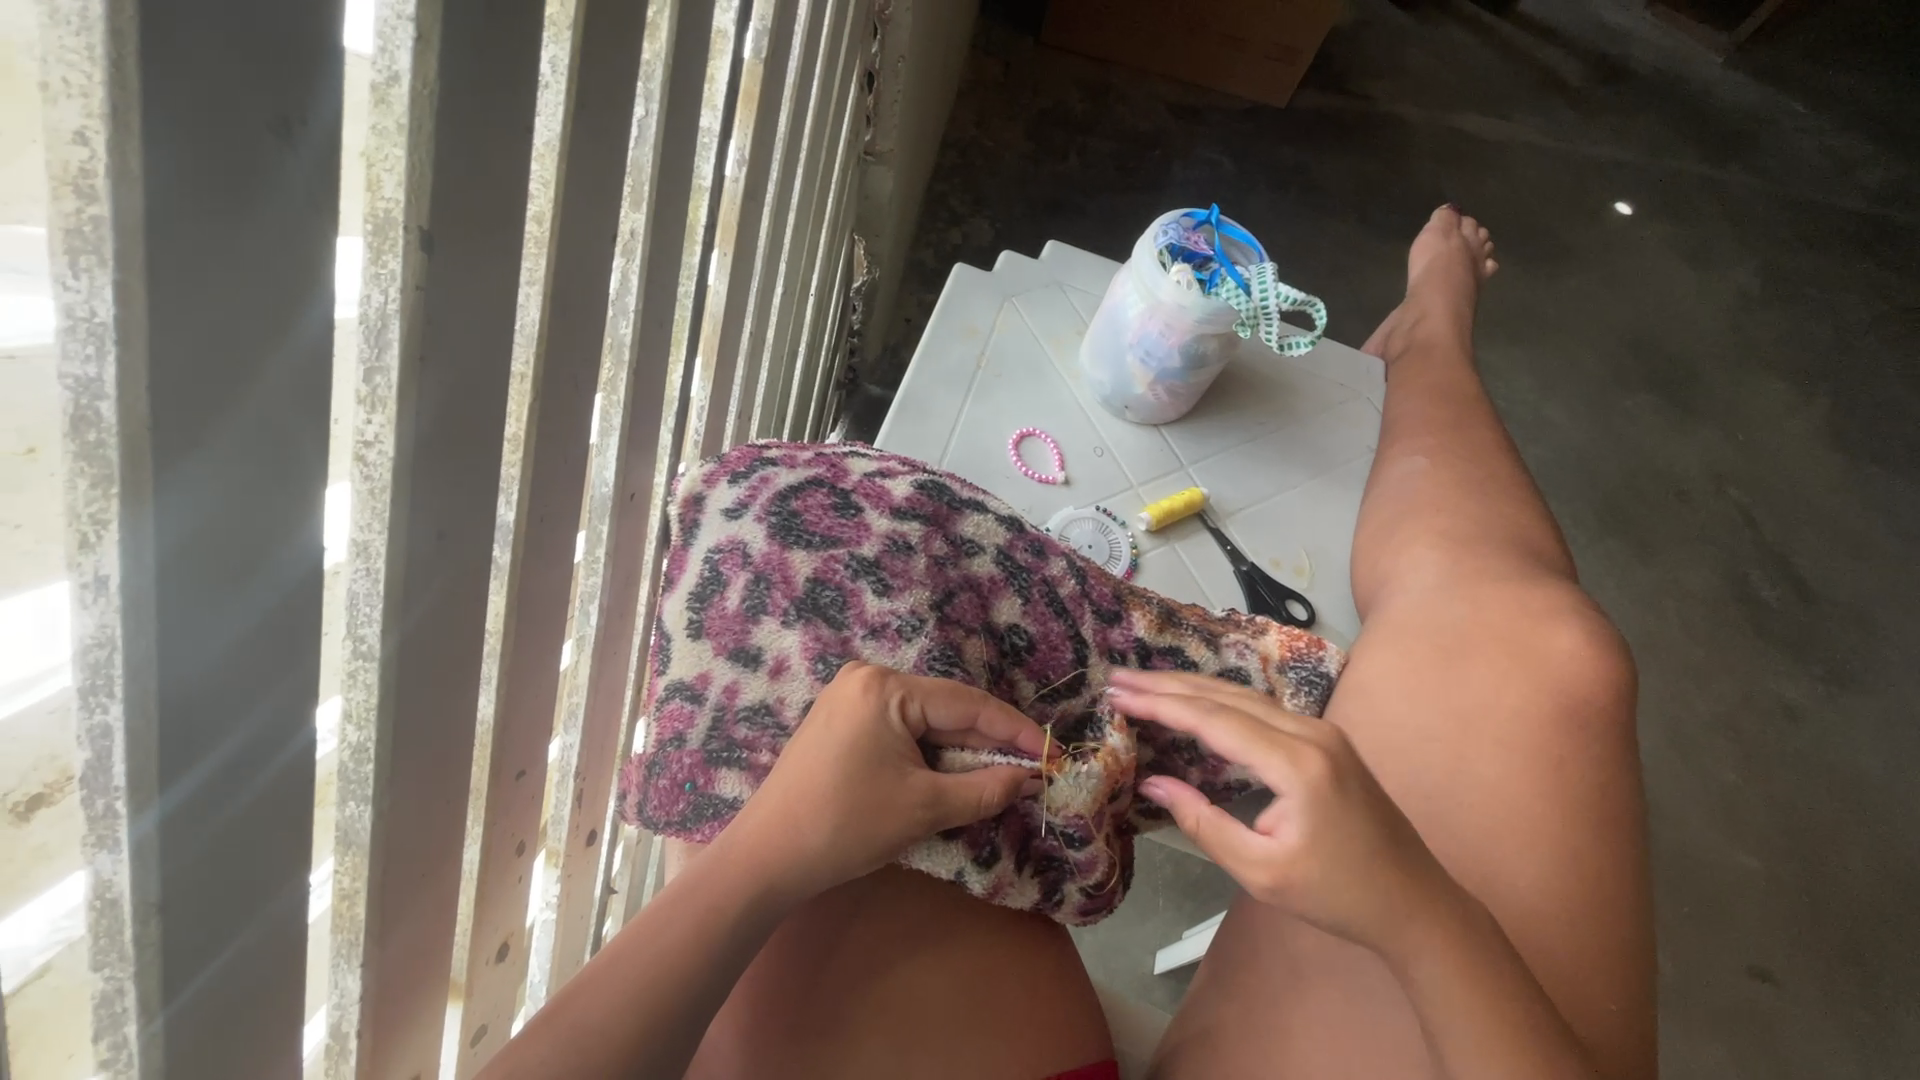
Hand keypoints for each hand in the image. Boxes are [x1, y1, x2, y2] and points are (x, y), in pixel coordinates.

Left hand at [723, 661, 1046, 901]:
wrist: (767, 858)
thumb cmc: (846, 827)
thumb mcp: (924, 808)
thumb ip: (984, 788)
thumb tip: (1029, 778)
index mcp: (885, 687)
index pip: (967, 703)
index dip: (1014, 730)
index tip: (1051, 753)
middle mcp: (866, 678)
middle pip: (944, 708)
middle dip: (986, 741)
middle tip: (1029, 769)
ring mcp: (849, 697)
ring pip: (923, 719)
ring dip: (958, 748)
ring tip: (996, 775)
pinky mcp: (840, 720)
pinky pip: (899, 728)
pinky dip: (928, 751)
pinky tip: (950, 773)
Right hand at [1108, 668, 1461, 956]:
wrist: (1417, 904)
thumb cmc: (1338, 895)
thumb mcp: (1261, 871)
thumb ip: (1202, 822)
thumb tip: (1152, 782)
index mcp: (1297, 764)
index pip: (1214, 719)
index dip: (1162, 705)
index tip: (1118, 695)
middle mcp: (1311, 733)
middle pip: (1227, 696)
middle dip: (1168, 685)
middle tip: (1118, 679)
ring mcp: (1322, 731)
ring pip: (1244, 697)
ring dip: (1192, 688)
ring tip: (1144, 683)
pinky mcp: (1325, 740)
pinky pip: (1261, 708)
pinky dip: (1219, 701)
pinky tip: (1195, 700)